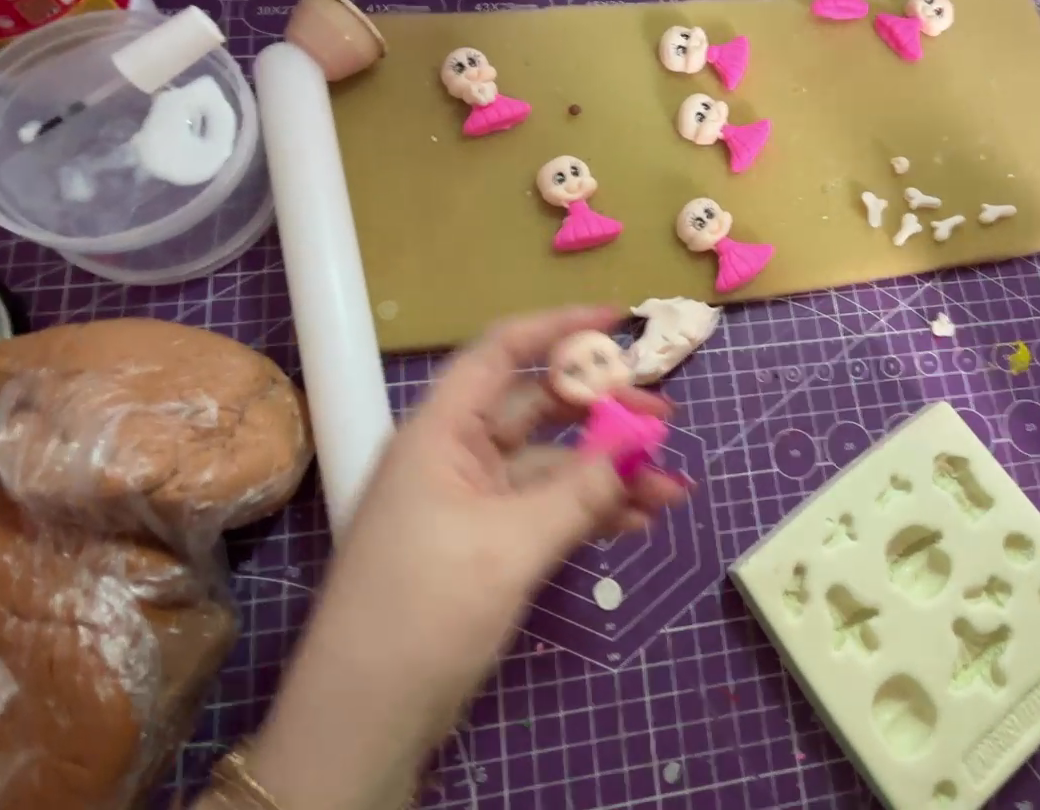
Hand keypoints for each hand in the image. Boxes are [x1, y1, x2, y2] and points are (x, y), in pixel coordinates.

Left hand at [243, 307, 687, 809]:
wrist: (367, 717)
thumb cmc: (425, 609)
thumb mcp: (511, 544)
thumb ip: (582, 489)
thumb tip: (641, 443)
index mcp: (441, 432)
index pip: (501, 353)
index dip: (558, 329)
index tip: (617, 322)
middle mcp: (457, 455)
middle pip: (539, 410)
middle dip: (603, 413)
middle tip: (665, 420)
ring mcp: (474, 502)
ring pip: (553, 466)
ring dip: (609, 474)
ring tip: (672, 488)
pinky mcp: (489, 543)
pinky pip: (549, 510)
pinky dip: (591, 512)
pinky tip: (638, 522)